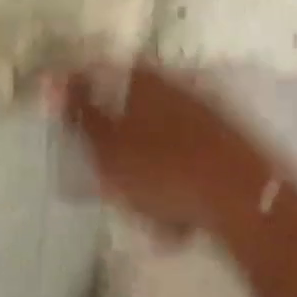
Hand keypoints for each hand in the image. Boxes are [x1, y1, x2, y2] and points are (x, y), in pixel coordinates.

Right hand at [46, 62, 274, 237]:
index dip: (80, 96)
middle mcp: (177, 90)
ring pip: (159, 142)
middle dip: (115, 143)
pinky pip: (185, 165)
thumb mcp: (107, 147)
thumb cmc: (163, 172)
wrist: (244, 203)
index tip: (70, 126)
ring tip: (143, 211)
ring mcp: (207, 118)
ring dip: (145, 172)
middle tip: (105, 177)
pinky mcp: (227, 148)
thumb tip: (51, 78)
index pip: (100, 74)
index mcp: (144, 83)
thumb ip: (79, 114)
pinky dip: (174, 187)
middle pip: (131, 110)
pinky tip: (174, 221)